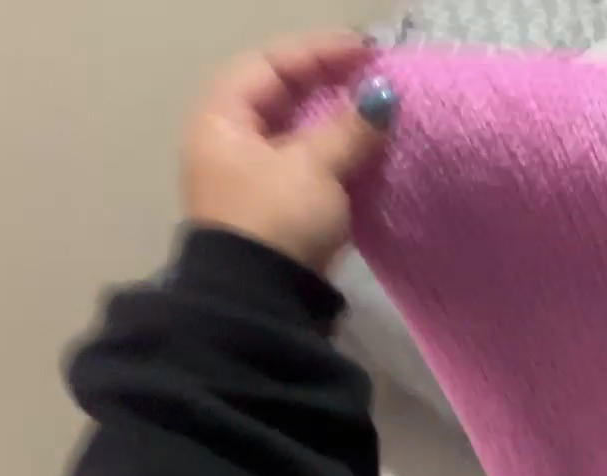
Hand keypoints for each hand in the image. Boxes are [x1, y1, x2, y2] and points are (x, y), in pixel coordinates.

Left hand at [182, 31, 398, 274]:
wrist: (264, 292)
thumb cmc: (278, 218)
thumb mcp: (313, 167)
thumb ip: (348, 130)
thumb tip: (382, 97)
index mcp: (223, 117)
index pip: (271, 66)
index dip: (318, 53)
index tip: (368, 53)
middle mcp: (235, 139)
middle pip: (285, 96)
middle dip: (331, 85)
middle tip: (377, 81)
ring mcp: (261, 176)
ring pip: (304, 133)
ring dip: (342, 122)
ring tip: (381, 117)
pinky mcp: (287, 208)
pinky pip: (318, 166)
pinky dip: (344, 156)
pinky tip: (372, 156)